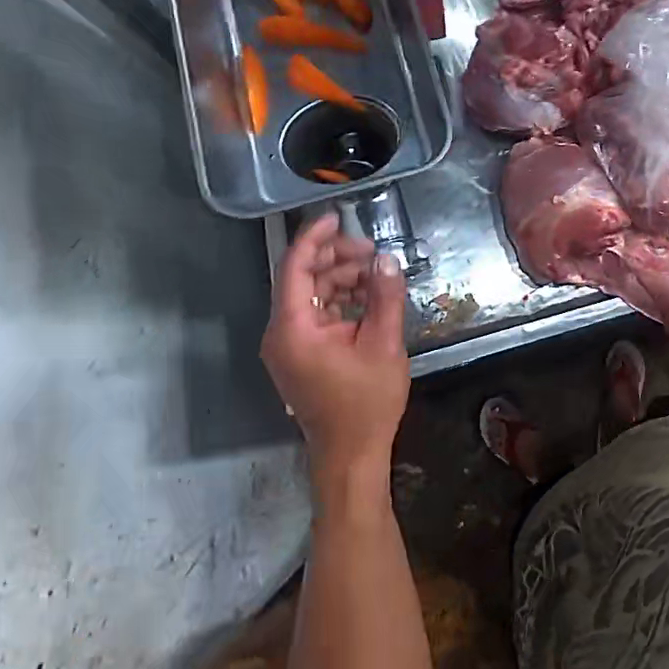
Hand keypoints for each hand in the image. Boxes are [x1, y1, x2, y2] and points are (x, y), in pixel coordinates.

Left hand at [261, 213, 410, 471]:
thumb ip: (384, 297)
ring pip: (312, 296)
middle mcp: (282, 334)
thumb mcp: (384, 343)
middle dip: (337, 259)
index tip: (336, 217)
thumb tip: (387, 260)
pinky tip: (370, 296)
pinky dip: (342, 300)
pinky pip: (317, 315)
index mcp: (293, 329)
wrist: (351, 450)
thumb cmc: (366, 400)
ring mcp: (290, 346)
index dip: (314, 240)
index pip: (295, 270)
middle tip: (374, 250)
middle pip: (303, 280)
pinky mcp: (303, 355)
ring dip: (343, 279)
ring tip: (378, 273)